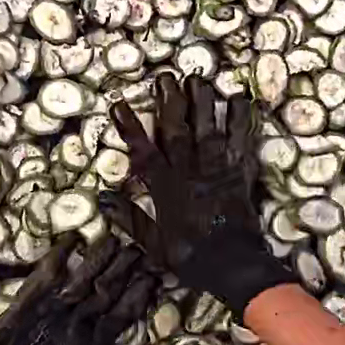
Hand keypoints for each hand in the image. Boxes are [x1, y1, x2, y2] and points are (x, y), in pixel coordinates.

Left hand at [0, 234, 154, 344]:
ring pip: (80, 276)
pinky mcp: (24, 300)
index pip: (122, 315)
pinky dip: (60, 253)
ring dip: (99, 255)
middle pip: (105, 289)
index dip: (140, 294)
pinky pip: (46, 271)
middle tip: (142, 246)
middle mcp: (72, 323)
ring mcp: (47, 308)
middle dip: (126, 266)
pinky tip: (72, 238)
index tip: (156, 275)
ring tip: (116, 237)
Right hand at [104, 72, 298, 315]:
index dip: (130, 127)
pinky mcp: (239, 174)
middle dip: (170, 103)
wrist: (233, 266)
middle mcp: (189, 173)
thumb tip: (103, 198)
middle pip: (177, 132)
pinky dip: (241, 121)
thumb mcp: (152, 244)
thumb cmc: (189, 256)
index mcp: (165, 188)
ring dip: (202, 104)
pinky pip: (241, 144)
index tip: (119, 104)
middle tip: (166, 77)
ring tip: (198, 79)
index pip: (144, 152)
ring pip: (207, 131)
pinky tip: (240, 100)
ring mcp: (216, 171)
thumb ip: (129, 219)